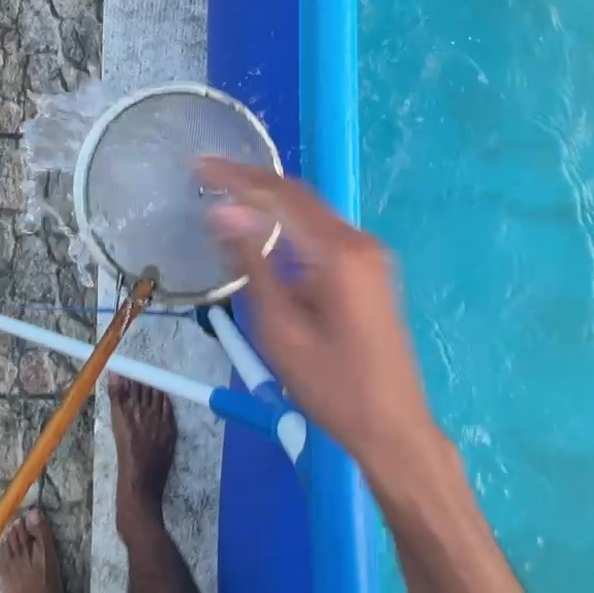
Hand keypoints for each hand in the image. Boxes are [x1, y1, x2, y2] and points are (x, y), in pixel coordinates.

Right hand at [198, 156, 433, 460]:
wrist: (394, 428)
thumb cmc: (333, 388)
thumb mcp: (281, 329)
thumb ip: (253, 264)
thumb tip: (223, 213)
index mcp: (339, 253)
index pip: (280, 196)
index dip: (236, 177)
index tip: (199, 165)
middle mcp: (359, 241)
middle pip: (298, 194)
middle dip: (250, 180)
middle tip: (206, 172)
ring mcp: (368, 253)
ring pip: (310, 209)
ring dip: (268, 199)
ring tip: (225, 192)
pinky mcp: (368, 266)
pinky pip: (321, 228)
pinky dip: (287, 220)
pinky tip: (261, 226)